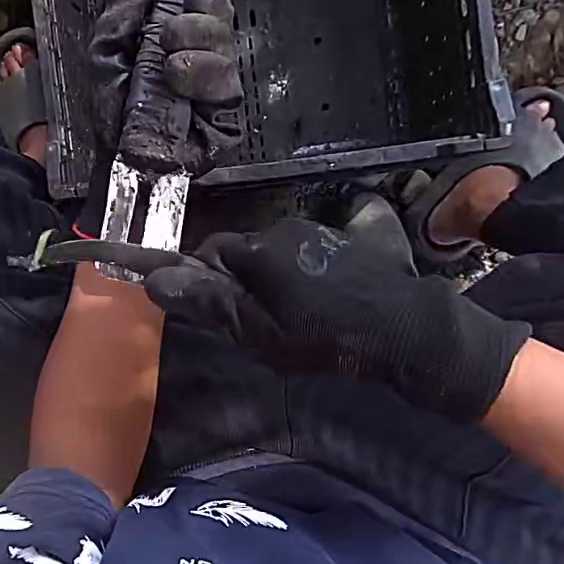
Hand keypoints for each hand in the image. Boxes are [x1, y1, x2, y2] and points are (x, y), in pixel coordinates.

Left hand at [89, 0, 250, 175]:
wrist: (113, 153)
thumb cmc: (112, 104)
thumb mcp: (105, 49)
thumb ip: (121, 7)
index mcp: (177, 29)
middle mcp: (203, 50)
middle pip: (220, 8)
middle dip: (196, 11)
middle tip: (168, 32)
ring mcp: (217, 81)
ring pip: (225, 42)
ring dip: (196, 42)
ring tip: (168, 62)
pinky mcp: (227, 113)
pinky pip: (226, 82)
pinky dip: (201, 74)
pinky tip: (178, 78)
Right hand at [144, 218, 531, 421]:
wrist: (406, 331)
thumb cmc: (324, 339)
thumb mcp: (259, 333)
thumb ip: (210, 303)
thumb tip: (157, 280)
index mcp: (259, 250)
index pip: (213, 251)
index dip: (211, 279)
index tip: (226, 308)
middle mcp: (288, 226)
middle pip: (252, 248)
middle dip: (250, 275)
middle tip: (269, 315)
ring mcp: (330, 225)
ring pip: (290, 242)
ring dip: (289, 265)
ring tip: (310, 303)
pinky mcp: (370, 228)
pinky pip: (348, 224)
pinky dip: (342, 238)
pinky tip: (350, 260)